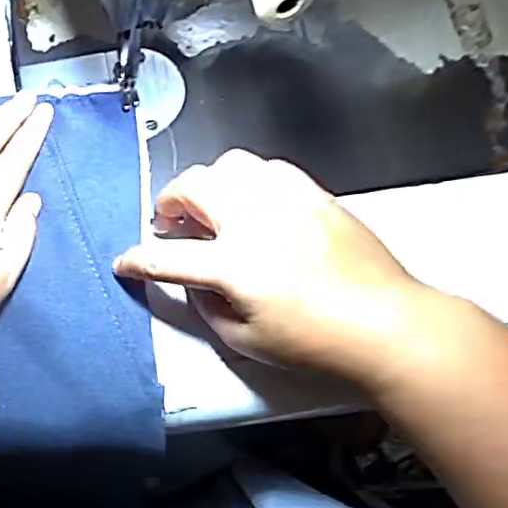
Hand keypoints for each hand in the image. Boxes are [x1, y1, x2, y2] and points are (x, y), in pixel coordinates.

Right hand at [112, 149, 446, 386]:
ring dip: (208, 184)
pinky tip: (253, 205)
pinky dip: (248, 181)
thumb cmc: (311, 342)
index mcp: (233, 265)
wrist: (383, 323)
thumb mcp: (243, 340)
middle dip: (168, 201)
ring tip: (211, 209)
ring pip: (230, 165)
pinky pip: (269, 169)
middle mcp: (255, 220)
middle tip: (168, 223)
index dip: (137, 260)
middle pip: (193, 186)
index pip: (167, 257)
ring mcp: (287, 200)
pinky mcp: (314, 194)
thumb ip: (207, 306)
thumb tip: (196, 282)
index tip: (124, 261)